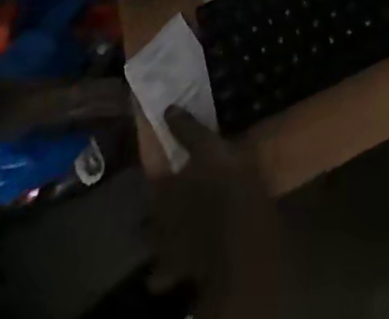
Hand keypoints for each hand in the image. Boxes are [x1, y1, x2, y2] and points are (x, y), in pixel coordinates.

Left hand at [147, 107, 289, 318]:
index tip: (163, 176)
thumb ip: (188, 130)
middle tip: (165, 213)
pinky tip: (183, 268)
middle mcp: (158, 222)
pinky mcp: (184, 274)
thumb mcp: (211, 146)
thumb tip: (168, 109)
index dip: (155, 179)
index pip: (149, 183)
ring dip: (158, 251)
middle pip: (145, 225)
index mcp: (162, 190)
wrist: (242, 237)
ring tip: (170, 245)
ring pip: (152, 257)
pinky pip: (167, 279)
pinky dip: (170, 275)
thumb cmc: (226, 184)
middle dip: (151, 222)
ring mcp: (169, 252)